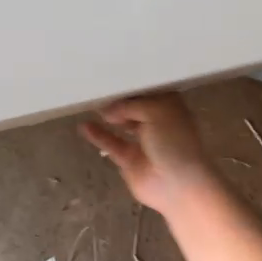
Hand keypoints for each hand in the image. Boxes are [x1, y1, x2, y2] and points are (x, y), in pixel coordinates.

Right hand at [79, 94, 221, 215]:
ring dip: (109, 115)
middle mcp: (158, 121)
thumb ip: (130, 106)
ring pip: (123, 124)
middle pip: (135, 106)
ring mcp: (143, 141)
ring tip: (89, 103)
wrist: (177, 184)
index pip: (150, 90)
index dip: (134, 84)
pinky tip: (84, 126)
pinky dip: (99, 135)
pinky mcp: (130, 159)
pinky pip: (112, 143)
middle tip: (98, 89)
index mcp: (171, 106)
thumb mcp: (156, 112)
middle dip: (119, 99)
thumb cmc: (173, 141)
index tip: (113, 76)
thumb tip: (108, 111)